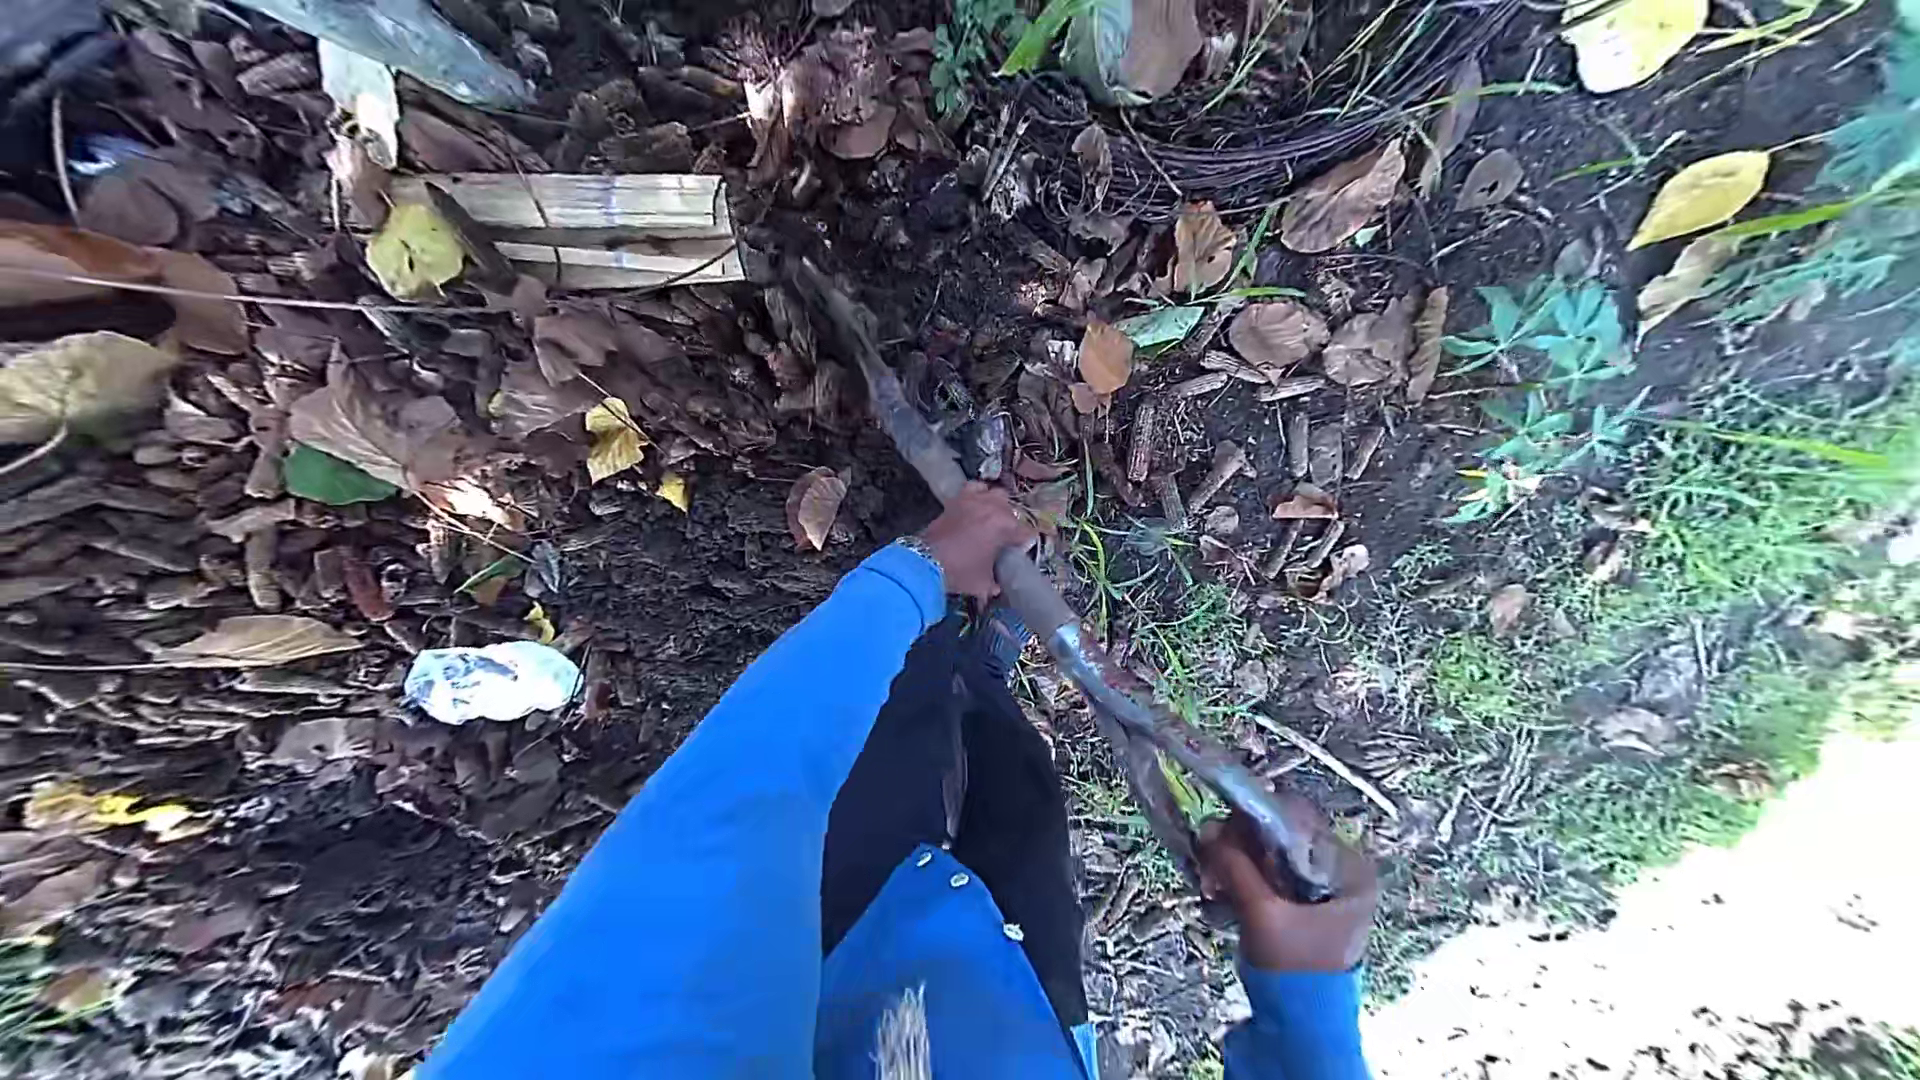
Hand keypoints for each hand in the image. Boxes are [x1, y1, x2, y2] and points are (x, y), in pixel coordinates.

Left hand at [918, 481, 1034, 602]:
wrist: (925, 562)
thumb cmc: (959, 572)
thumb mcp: (982, 583)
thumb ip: (994, 583)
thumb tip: (996, 586)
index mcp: (1006, 527)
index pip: (1027, 533)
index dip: (1023, 545)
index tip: (1017, 553)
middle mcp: (994, 508)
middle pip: (1013, 513)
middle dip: (1011, 526)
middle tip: (1003, 541)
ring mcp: (975, 500)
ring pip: (997, 495)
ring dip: (998, 507)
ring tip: (992, 521)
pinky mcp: (958, 499)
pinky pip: (975, 487)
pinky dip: (979, 493)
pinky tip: (977, 505)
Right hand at [1197, 795, 1378, 972]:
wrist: (1302, 1029)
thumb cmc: (1294, 969)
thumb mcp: (1261, 913)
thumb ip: (1234, 865)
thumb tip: (1207, 829)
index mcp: (1346, 868)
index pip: (1296, 815)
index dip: (1255, 816)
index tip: (1224, 832)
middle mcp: (1336, 868)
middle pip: (1275, 829)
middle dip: (1236, 842)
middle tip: (1210, 859)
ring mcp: (1317, 884)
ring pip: (1263, 848)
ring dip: (1231, 858)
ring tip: (1211, 882)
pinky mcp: (1297, 899)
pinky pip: (1261, 868)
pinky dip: (1237, 873)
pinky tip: (1218, 889)